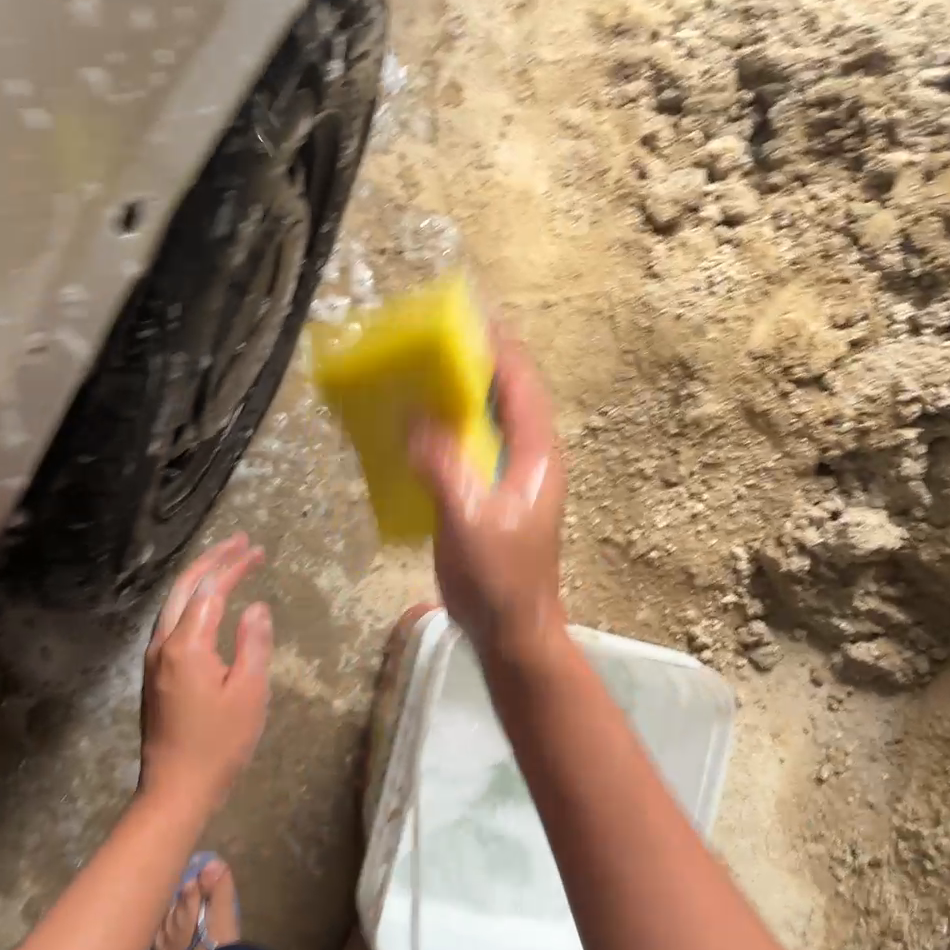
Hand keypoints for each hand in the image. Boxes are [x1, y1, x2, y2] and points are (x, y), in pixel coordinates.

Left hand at [139, 534, 272, 810]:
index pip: (210, 590)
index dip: (235, 567)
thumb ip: (253, 644)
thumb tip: (256, 607)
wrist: (175, 789)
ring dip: (198, 577)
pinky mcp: (154, 673)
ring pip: (173, 602)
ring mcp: (154, 658)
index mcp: (186, 645)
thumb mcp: (249, 694)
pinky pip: (171, 620)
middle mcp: (163, 644)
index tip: (258, 551)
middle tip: (240, 542)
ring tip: (225, 562)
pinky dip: (190, 599)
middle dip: (212, 560)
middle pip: (184, 587)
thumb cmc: (218, 745)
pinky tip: (205, 603)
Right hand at [410, 332, 567, 659]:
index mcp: (536, 455)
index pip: (522, 385)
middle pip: (508, 395)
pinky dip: (449, 429)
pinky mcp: (491, 495)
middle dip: (477, 366)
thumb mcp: (468, 518)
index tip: (468, 319)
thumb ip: (443, 465)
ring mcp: (511, 477)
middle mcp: (528, 457)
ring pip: (490, 420)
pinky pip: (472, 447)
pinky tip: (417, 430)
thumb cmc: (499, 576)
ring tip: (421, 377)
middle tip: (433, 344)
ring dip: (461, 396)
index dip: (500, 349)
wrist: (510, 629)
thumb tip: (414, 418)